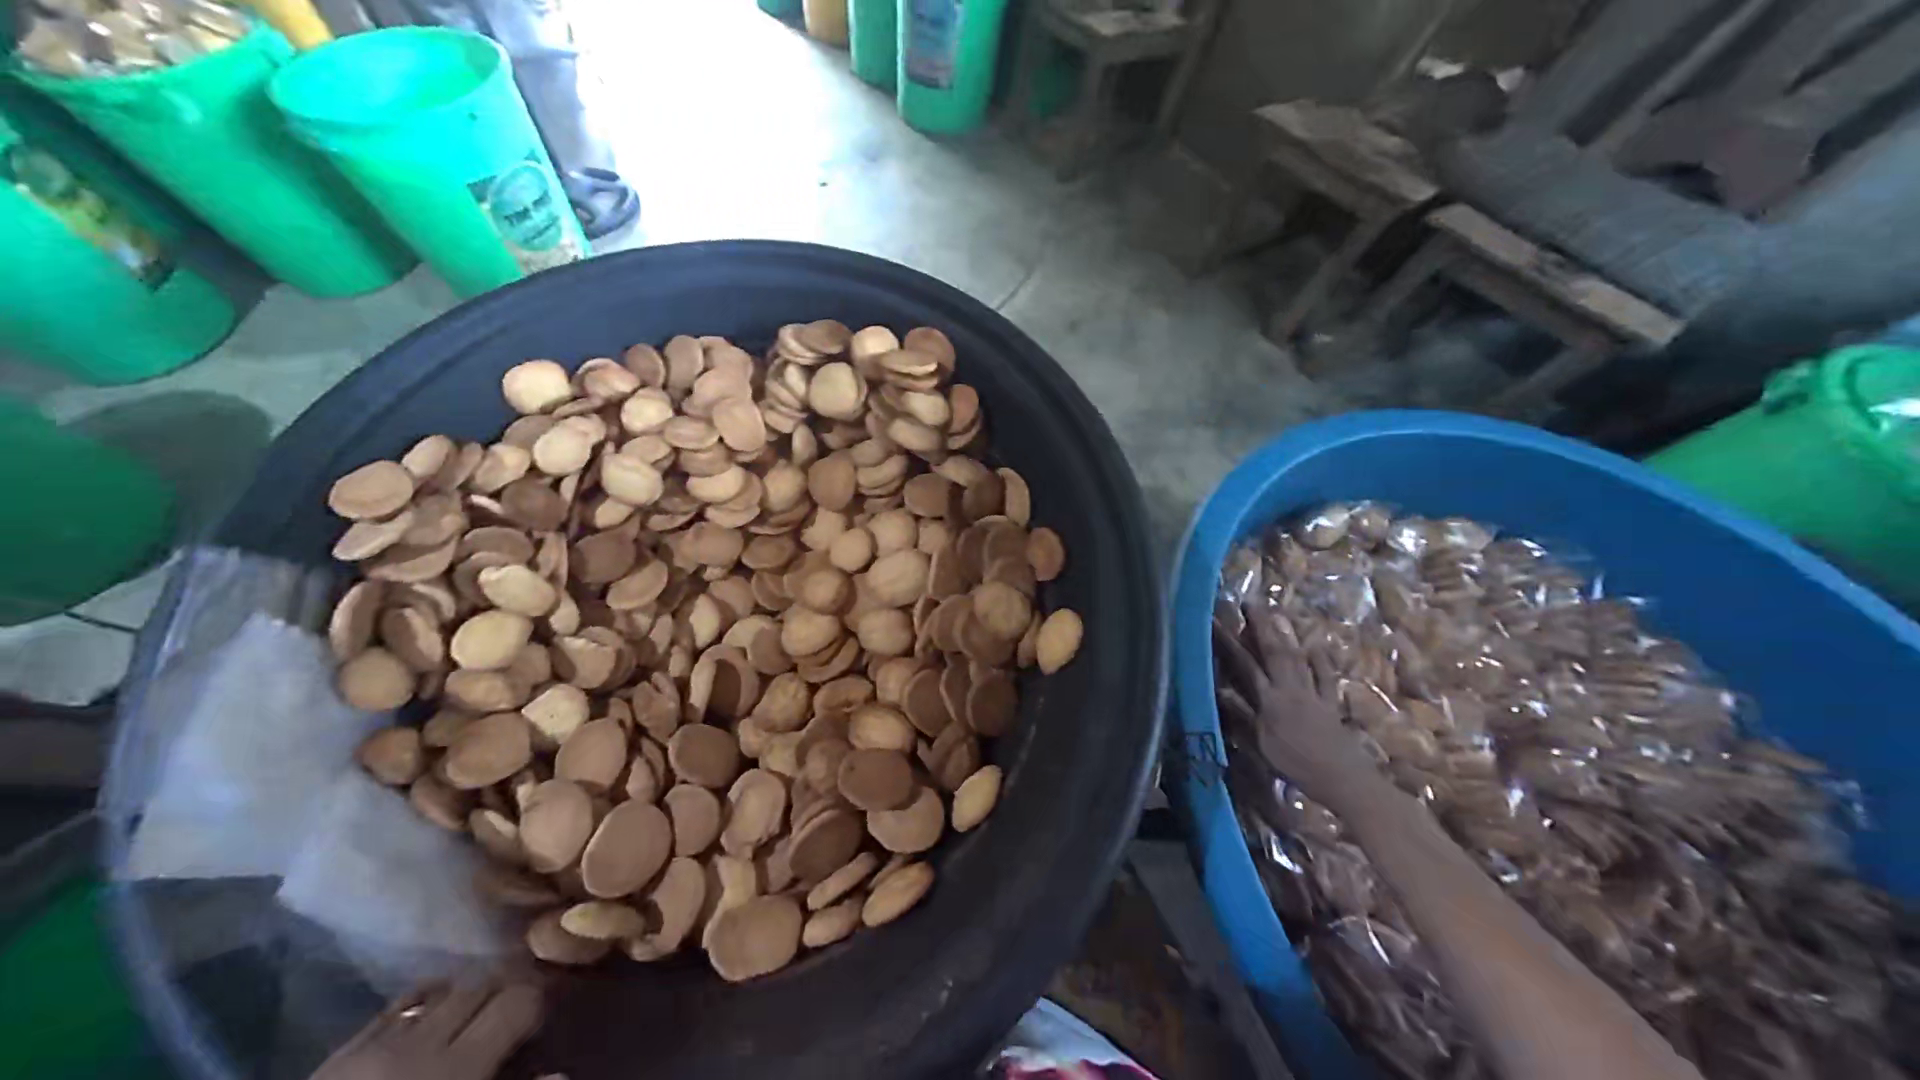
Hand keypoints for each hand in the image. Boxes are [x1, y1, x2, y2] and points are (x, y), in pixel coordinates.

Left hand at [309, 974, 544, 1079]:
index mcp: (456, 1069)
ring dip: (462, 995)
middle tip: (512, 1011)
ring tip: (470, 1014)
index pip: (518, 1002)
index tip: (544, 1014)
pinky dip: (420, 1006)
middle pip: (481, 985)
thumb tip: (559, 1073)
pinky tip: (424, 1023)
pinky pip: (394, 1008)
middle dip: (502, 991)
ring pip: (439, 989)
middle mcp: (420, 1042)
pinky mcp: (335, 1055)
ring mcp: (373, 1045)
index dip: (536, 1001)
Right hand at [1213, 606, 1379, 810]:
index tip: (1215, 622)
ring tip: (1278, 615)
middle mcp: (1291, 690)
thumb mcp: (1261, 743)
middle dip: (1261, 625)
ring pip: (1298, 658)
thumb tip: (1219, 689)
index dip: (1229, 643)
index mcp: (1270, 700)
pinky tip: (1317, 647)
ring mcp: (1313, 694)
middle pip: (1275, 652)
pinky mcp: (1330, 703)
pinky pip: (1325, 677)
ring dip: (1287, 635)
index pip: (1245, 665)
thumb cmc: (1296, 764)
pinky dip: (1321, 661)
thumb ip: (1242, 715)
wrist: (1343, 778)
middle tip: (1250, 602)